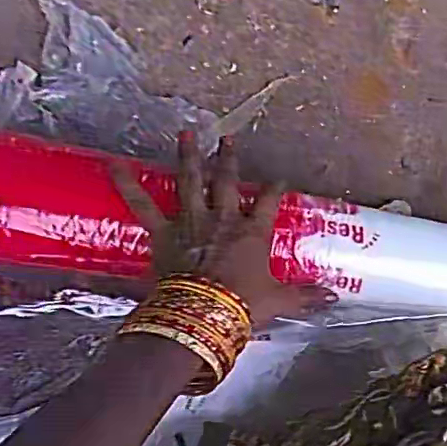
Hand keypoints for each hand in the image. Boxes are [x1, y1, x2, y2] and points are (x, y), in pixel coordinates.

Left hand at [110, 131, 332, 327]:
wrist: (205, 311)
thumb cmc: (245, 304)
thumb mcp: (281, 300)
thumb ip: (305, 296)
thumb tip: (333, 296)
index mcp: (253, 234)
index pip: (268, 205)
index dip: (275, 191)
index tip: (279, 180)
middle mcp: (223, 220)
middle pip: (227, 183)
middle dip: (229, 160)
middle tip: (228, 139)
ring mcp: (191, 222)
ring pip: (190, 181)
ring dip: (189, 157)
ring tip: (187, 134)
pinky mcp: (163, 232)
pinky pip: (142, 204)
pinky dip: (126, 184)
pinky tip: (112, 163)